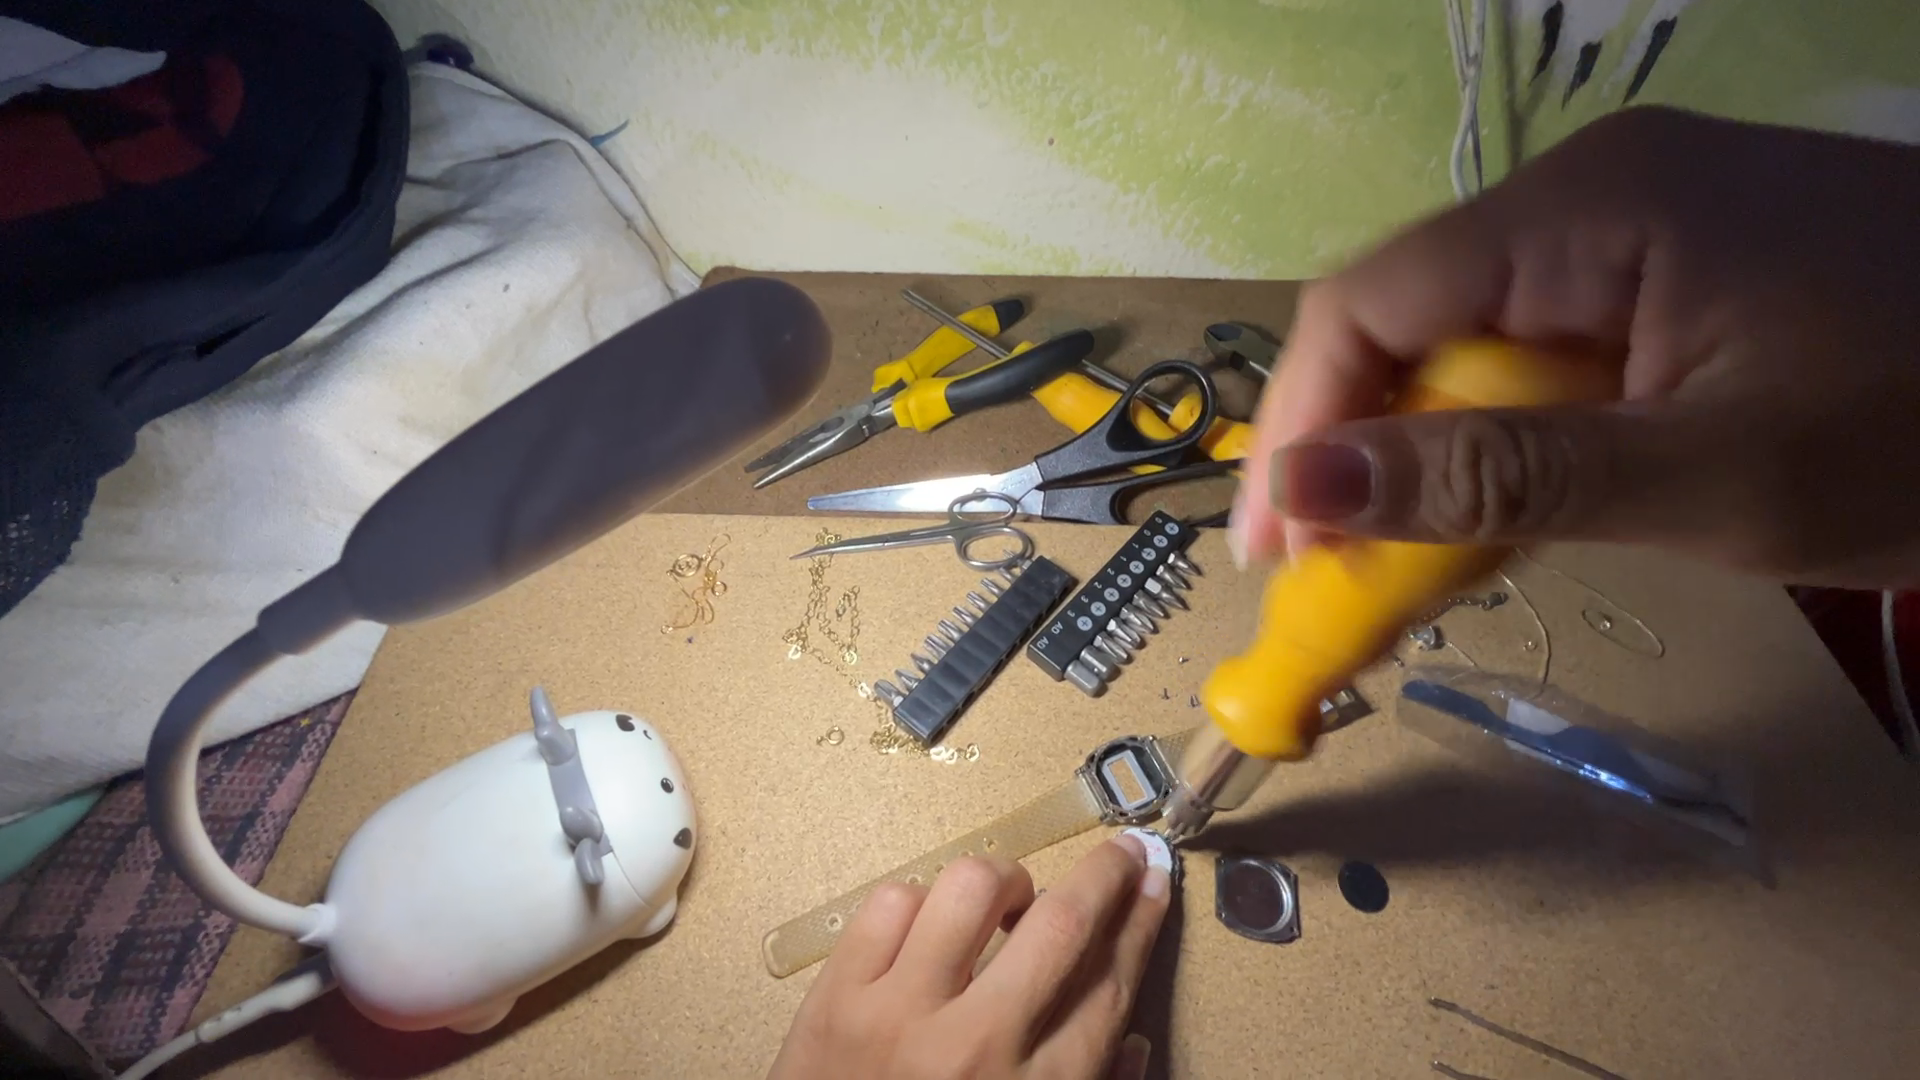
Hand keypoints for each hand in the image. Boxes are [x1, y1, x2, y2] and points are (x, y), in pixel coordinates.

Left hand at [768, 834, 1169, 1079]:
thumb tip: (1135, 1041)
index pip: (1107, 989)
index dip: (1140, 925)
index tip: (1154, 880)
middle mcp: (975, 1050)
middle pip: (1060, 928)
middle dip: (1105, 875)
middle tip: (1121, 849)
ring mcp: (899, 1015)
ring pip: (970, 889)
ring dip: (1003, 879)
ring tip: (1005, 900)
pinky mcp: (837, 996)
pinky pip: (892, 902)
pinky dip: (919, 899)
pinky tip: (926, 927)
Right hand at [1231, 106, 1919, 587]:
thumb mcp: (1707, 474)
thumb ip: (1492, 477)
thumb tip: (1301, 492)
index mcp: (1583, 208)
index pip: (1365, 306)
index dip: (1296, 423)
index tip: (1273, 541)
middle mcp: (1564, 202)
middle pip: (1383, 324)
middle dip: (1333, 445)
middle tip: (1312, 556)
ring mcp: (1590, 241)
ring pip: (1423, 348)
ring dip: (1386, 452)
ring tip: (1367, 542)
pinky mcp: (1612, 287)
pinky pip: (1484, 360)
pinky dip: (1452, 442)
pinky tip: (1451, 498)